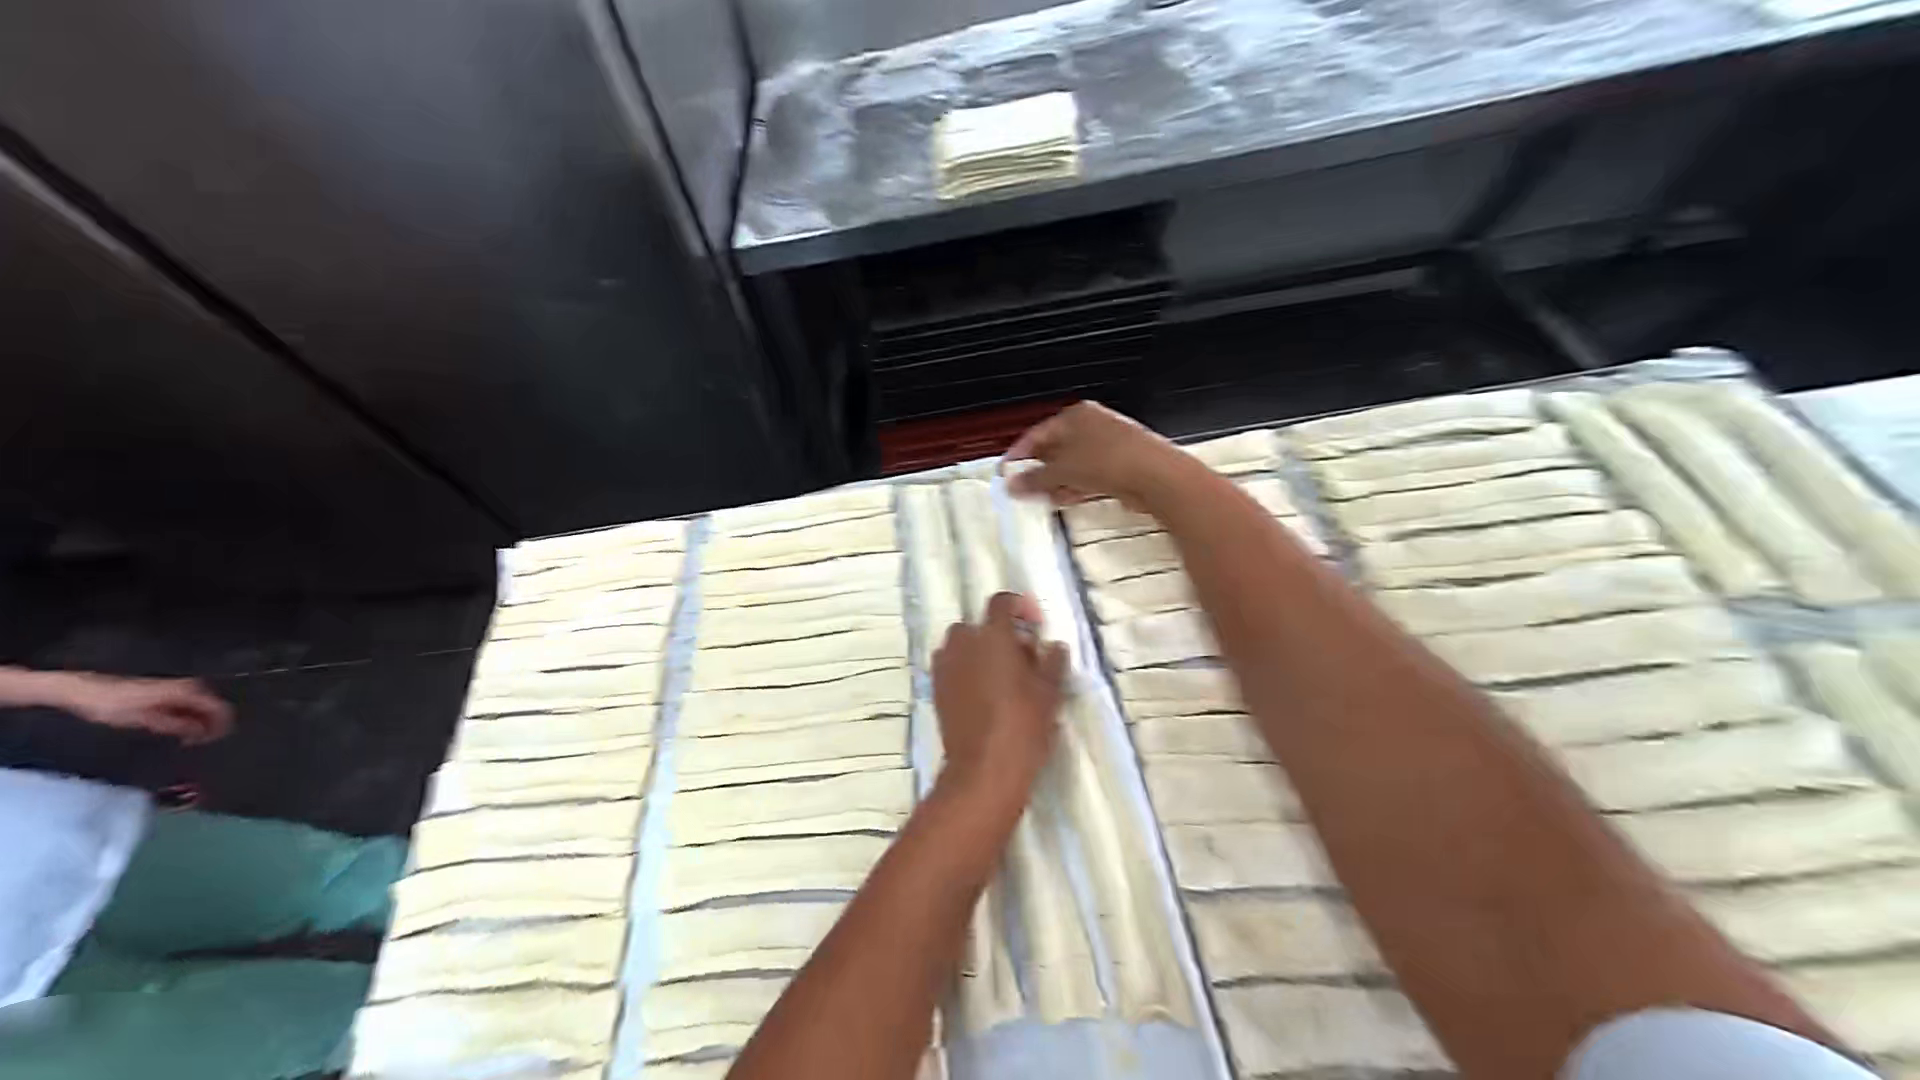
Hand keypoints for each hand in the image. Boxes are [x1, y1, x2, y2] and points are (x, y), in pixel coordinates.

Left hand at [59, 674, 233, 744]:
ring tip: (188, 739)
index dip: (221, 726)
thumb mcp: (144, 719)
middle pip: (214, 707)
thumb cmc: (112, 705)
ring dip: (200, 723)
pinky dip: (190, 718)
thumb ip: (176, 725)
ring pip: (203, 707)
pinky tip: (179, 729)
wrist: (85, 692)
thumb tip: (200, 733)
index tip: (214, 741)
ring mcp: (182, 688)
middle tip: (200, 743)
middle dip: (211, 725)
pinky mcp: (172, 692)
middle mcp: (191, 686)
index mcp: (189, 691)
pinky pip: (192, 705)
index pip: (219, 708)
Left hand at [931, 593, 1068, 807]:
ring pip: (962, 646)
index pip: (1001, 602)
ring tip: (1003, 677)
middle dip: (999, 634)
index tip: (1036, 624)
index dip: (1020, 606)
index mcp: (991, 635)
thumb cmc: (1023, 724)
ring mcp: (944, 666)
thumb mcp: (1049, 691)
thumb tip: (1053, 646)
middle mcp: (962, 643)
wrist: (983, 769)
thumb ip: (1052, 662)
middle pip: (979, 625)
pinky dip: (966, 671)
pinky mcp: (935, 690)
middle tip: (1023, 657)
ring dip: (980, 652)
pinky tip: (985, 695)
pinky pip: (952, 668)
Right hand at [1004, 401, 1188, 508]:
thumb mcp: (1061, 470)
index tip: (1007, 470)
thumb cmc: (1111, 459)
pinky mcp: (1119, 467)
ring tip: (1041, 498)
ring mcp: (1108, 446)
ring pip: (1072, 465)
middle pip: (1055, 449)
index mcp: (1075, 416)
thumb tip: (1015, 483)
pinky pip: (1089, 477)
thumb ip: (1034, 478)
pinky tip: (1066, 499)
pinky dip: (1075, 487)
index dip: (1019, 453)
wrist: (1155, 477)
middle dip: (1038, 470)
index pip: (1037, 433)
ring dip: (1056, 482)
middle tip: (1022, 487)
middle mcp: (1092, 426)